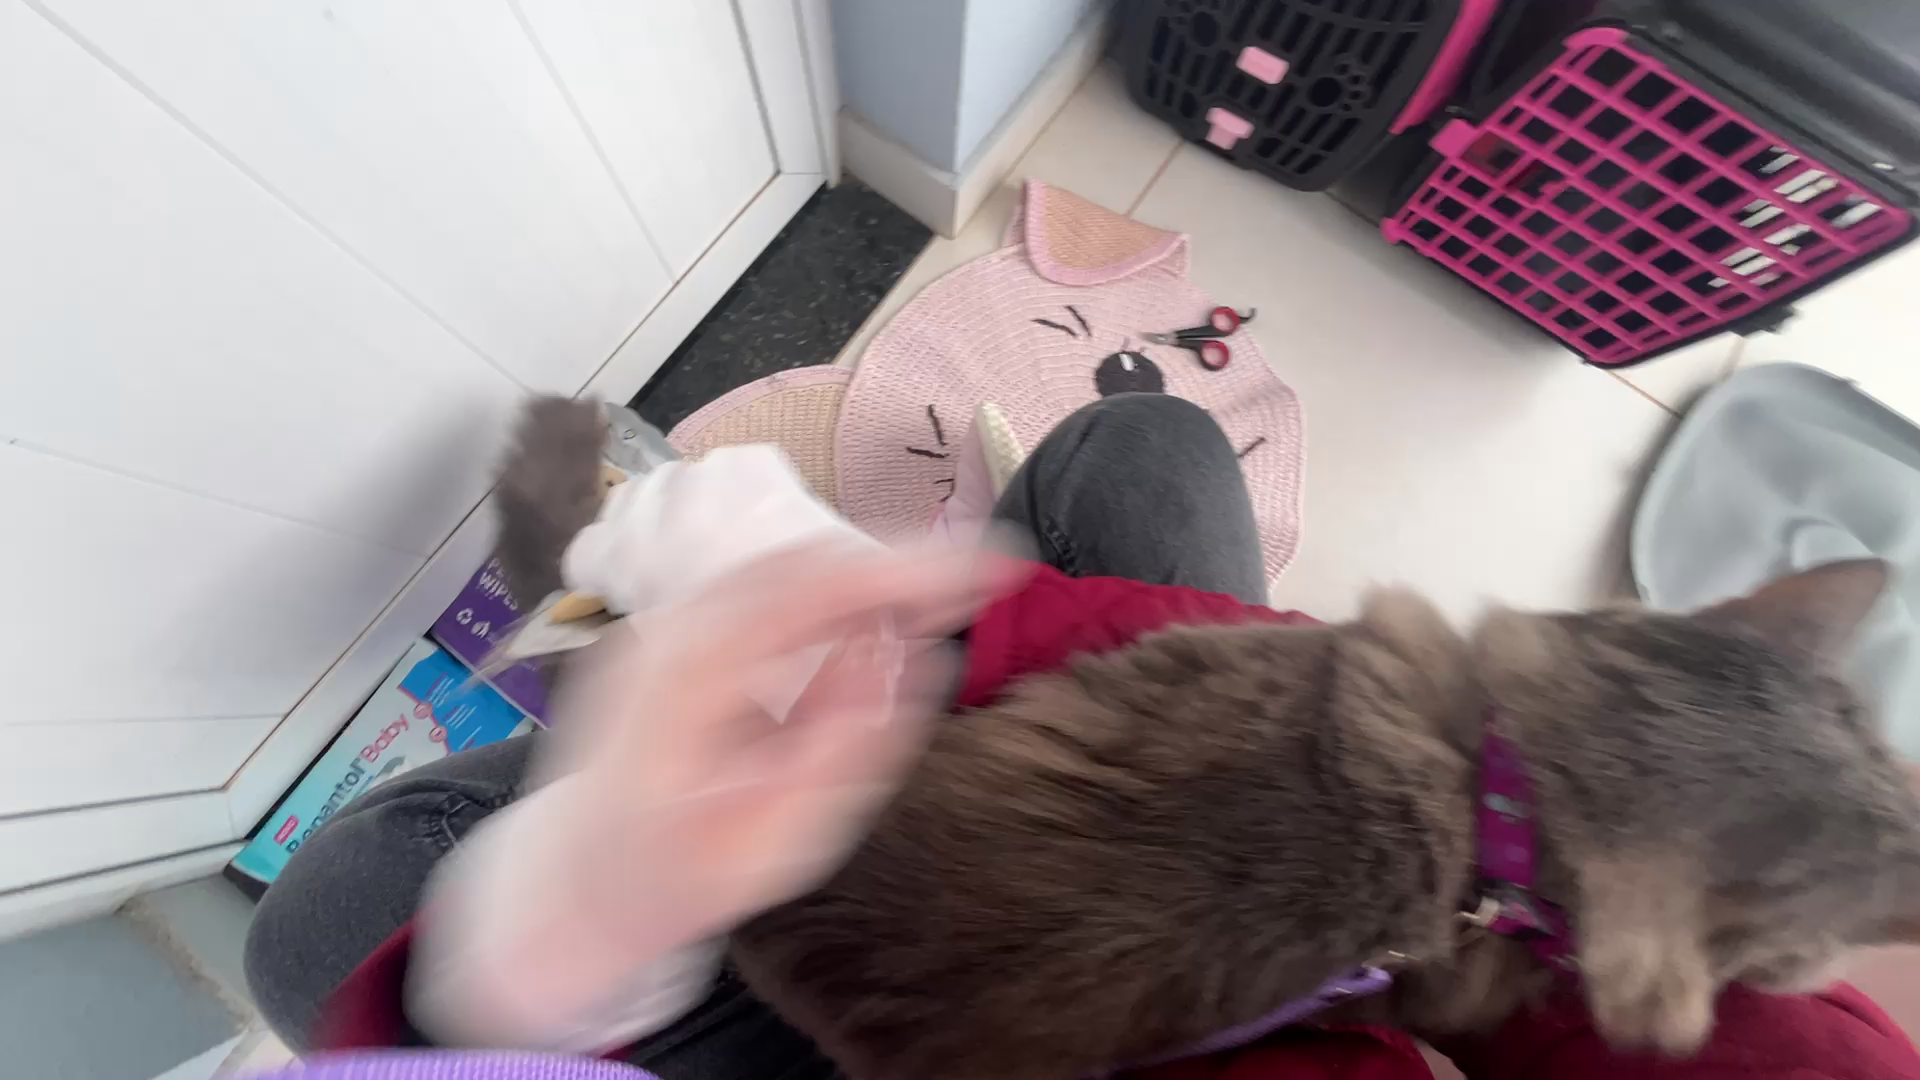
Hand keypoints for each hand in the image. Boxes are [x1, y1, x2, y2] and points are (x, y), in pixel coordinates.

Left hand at [544, 541, 1021, 953]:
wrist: (577, 877)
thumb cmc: (670, 879)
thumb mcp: (770, 847)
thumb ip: (846, 754)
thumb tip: (913, 666)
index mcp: (687, 679)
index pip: (808, 592)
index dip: (903, 570)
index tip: (983, 569)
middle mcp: (677, 629)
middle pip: (806, 561)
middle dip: (905, 564)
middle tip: (986, 578)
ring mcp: (680, 623)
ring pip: (798, 567)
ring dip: (879, 576)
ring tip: (946, 599)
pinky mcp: (695, 629)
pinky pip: (783, 590)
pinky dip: (847, 593)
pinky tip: (885, 617)